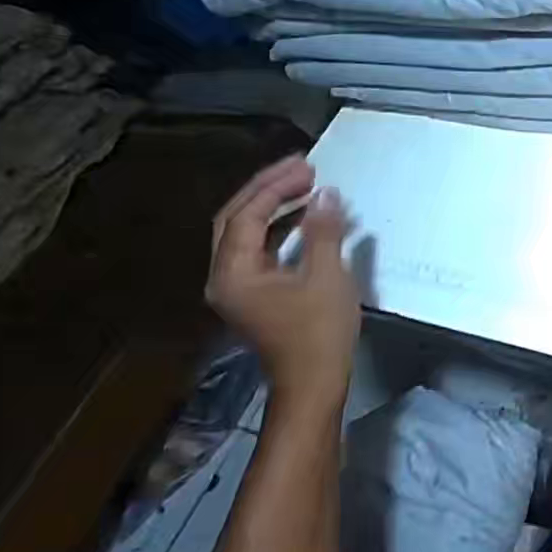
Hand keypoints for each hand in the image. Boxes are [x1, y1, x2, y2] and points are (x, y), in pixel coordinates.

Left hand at [206, 156, 361, 404]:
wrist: (313, 384)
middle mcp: (225, 277)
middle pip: (235, 219)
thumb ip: (322, 231)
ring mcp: (237, 287)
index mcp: (234, 273)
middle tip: (302, 167)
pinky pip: (257, 248)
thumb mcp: (326, 277)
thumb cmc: (319, 332)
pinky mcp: (254, 294)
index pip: (246, 215)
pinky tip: (302, 217)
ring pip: (244, 233)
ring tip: (305, 185)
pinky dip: (277, 227)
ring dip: (272, 206)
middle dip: (267, 189)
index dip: (275, 187)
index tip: (308, 167)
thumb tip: (326, 194)